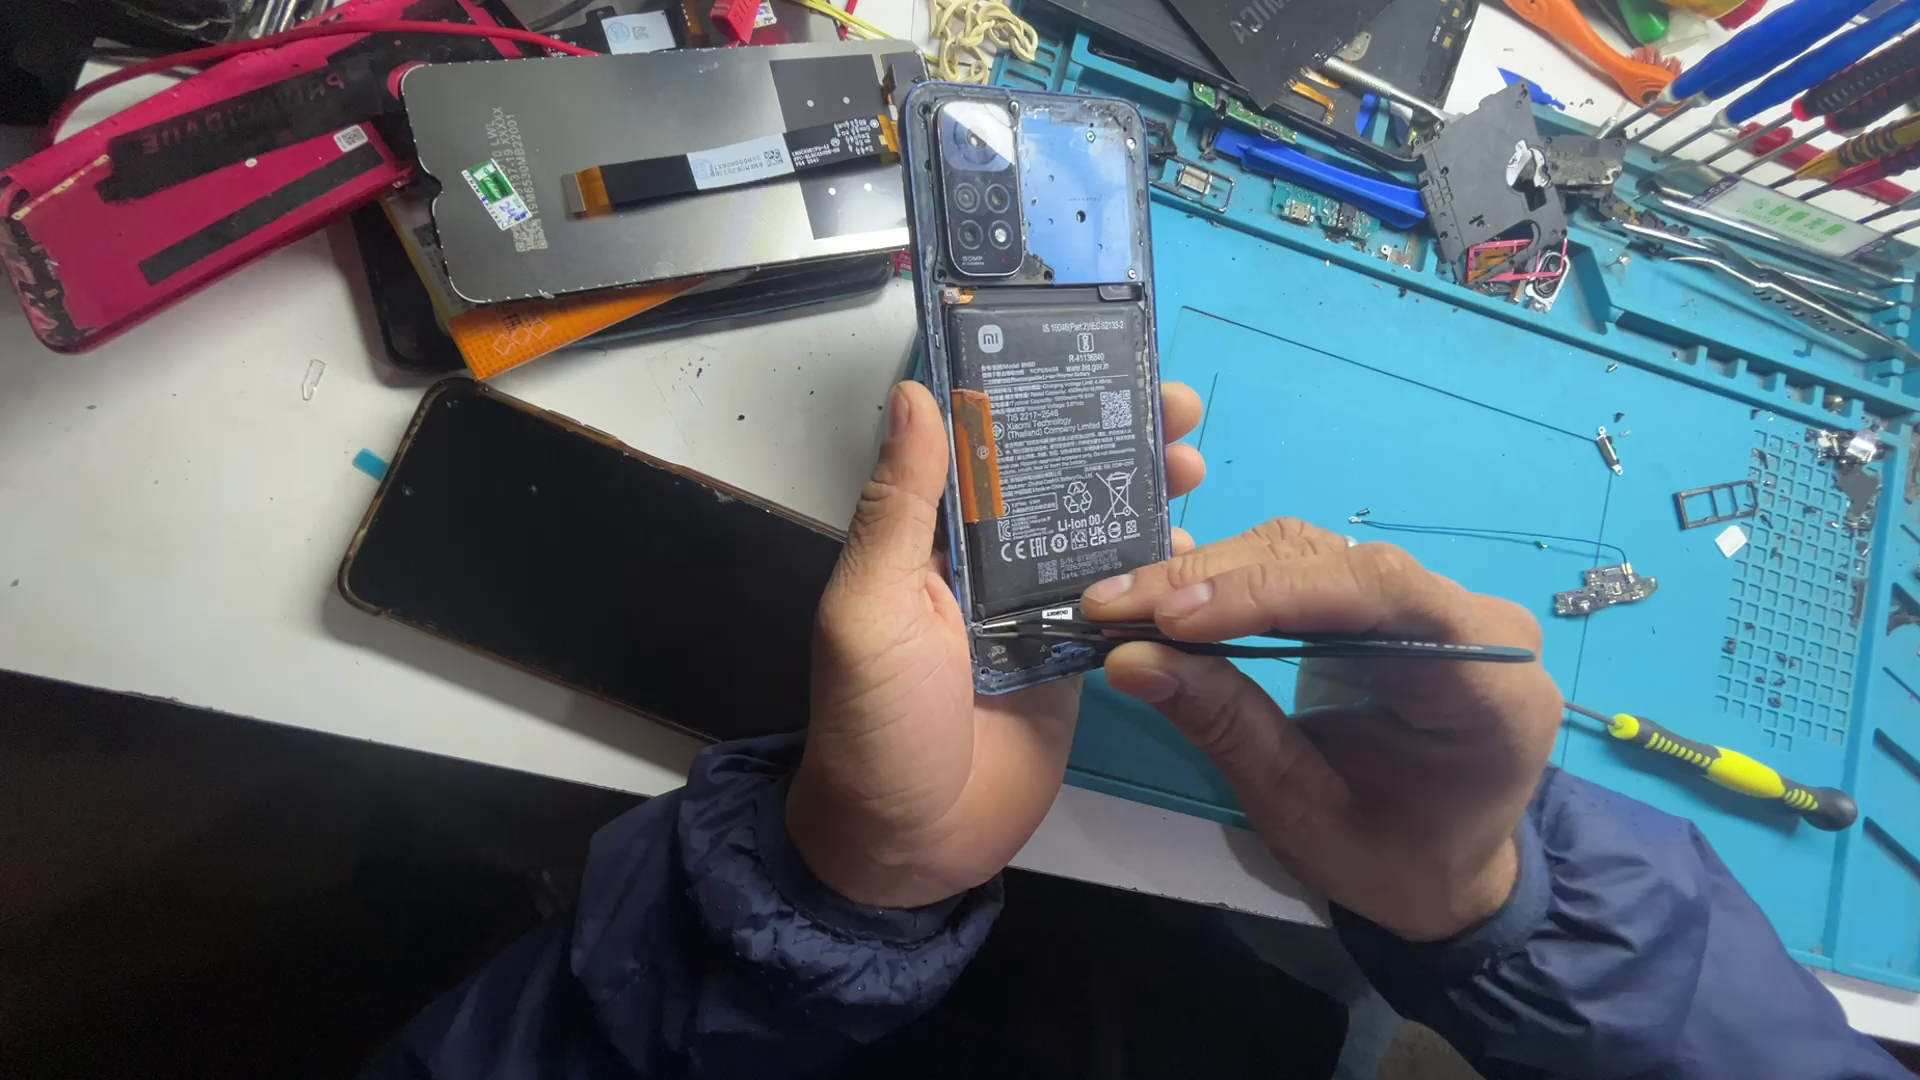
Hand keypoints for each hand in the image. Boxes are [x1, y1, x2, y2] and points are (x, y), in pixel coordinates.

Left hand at [788, 379, 1204, 907]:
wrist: (912, 841)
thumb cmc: (877, 724)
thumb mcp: (872, 608)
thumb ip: (898, 508)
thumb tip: (914, 395)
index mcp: (934, 536)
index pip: (987, 444)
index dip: (1037, 395)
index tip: (1094, 360)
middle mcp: (986, 559)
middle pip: (1055, 478)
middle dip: (1113, 436)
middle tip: (1174, 410)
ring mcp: (1036, 606)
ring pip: (1096, 530)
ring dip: (1143, 493)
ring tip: (1193, 466)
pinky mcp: (1075, 653)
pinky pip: (1121, 599)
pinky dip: (1157, 572)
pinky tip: (1193, 545)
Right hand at [1082, 519, 1562, 940]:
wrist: (1440, 865)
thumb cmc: (1389, 857)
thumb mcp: (1302, 810)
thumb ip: (1226, 727)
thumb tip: (1129, 660)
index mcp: (1482, 684)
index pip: (1379, 592)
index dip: (1267, 592)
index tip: (1171, 618)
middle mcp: (1461, 617)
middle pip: (1324, 560)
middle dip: (1210, 579)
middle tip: (1112, 607)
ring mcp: (1416, 598)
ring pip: (1297, 549)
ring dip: (1202, 573)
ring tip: (1123, 602)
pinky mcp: (1371, 598)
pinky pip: (1290, 564)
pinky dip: (1218, 577)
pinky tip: (1162, 592)